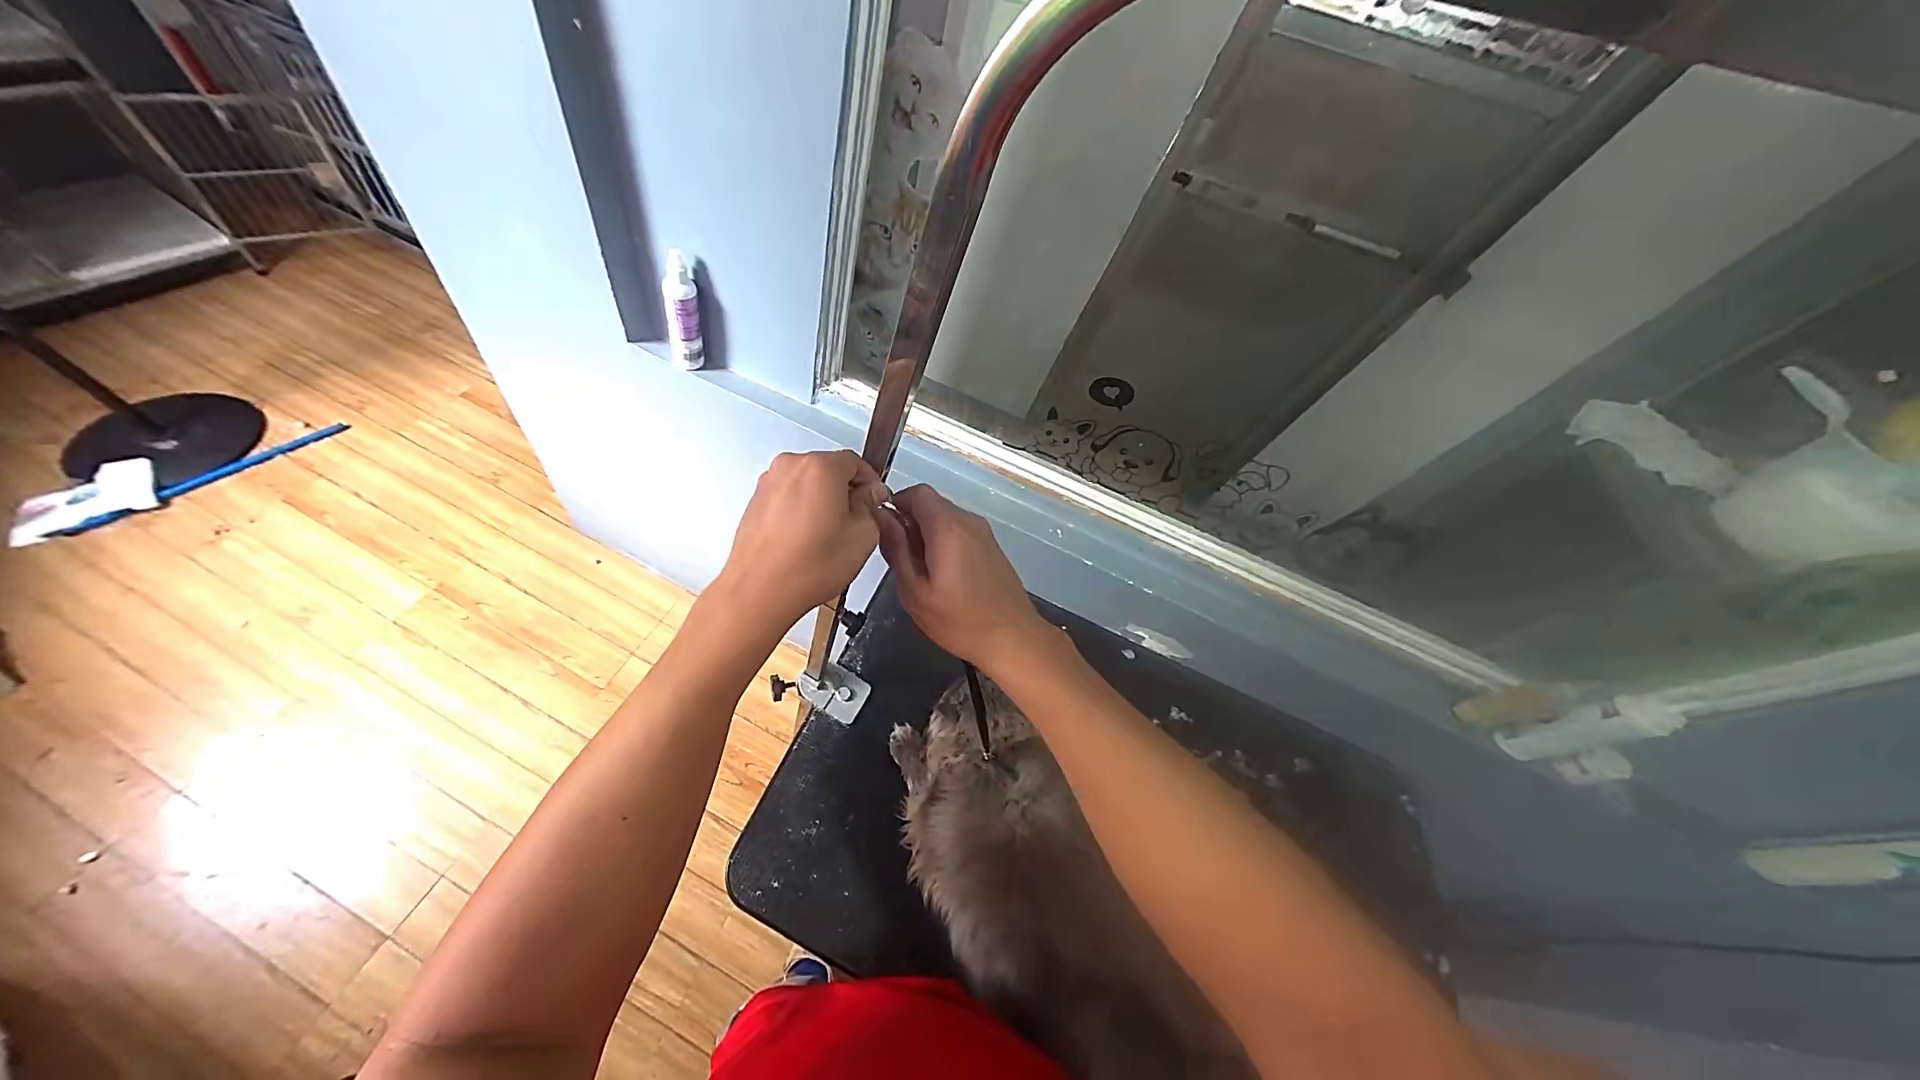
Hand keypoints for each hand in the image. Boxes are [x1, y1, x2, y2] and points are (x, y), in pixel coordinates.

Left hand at [716, 450, 889, 624]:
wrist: (760, 590)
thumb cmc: (804, 567)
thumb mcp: (863, 536)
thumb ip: (871, 507)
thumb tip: (870, 498)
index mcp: (820, 467)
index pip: (856, 462)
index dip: (871, 482)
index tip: (875, 498)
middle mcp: (791, 467)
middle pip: (829, 469)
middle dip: (846, 492)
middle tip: (857, 521)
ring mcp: (770, 484)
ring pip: (808, 484)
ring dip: (822, 502)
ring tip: (829, 537)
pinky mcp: (757, 502)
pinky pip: (788, 499)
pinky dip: (801, 513)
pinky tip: (808, 541)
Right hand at [875, 484, 1051, 669]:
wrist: (1013, 638)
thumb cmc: (961, 621)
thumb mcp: (915, 590)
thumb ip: (896, 549)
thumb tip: (881, 519)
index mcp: (948, 528)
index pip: (916, 492)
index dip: (895, 504)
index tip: (884, 528)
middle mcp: (969, 522)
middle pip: (931, 504)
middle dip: (909, 522)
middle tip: (899, 556)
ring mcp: (983, 533)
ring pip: (945, 518)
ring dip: (926, 535)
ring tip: (919, 571)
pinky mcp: (991, 547)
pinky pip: (960, 532)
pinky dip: (943, 543)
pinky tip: (940, 575)